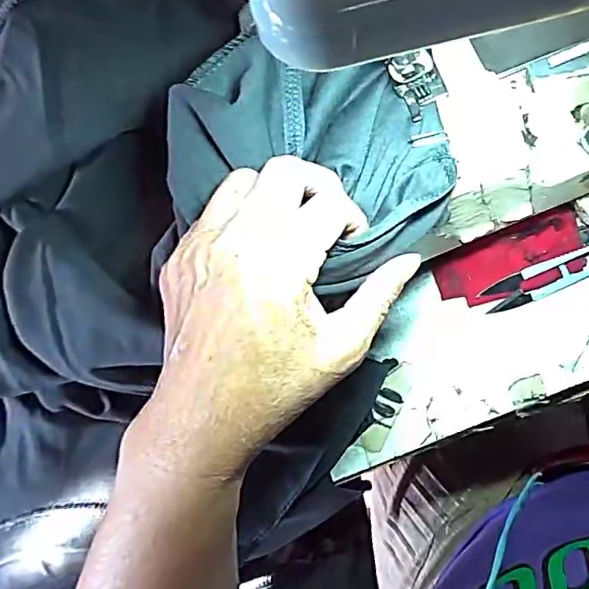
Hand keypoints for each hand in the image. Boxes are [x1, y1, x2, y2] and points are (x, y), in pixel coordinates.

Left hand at [124, 157, 422, 484]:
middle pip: (284, 171)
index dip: (353, 216)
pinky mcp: (181, 256)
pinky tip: (258, 244)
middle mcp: (235, 246)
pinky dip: (243, 212)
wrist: (202, 417)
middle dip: (320, 185)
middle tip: (331, 215)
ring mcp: (201, 247)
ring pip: (244, 178)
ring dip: (278, 191)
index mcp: (279, 268)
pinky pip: (214, 207)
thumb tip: (407, 261)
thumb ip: (380, 295)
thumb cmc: (274, 388)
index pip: (327, 204)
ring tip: (294, 222)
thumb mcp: (343, 348)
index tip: (354, 240)